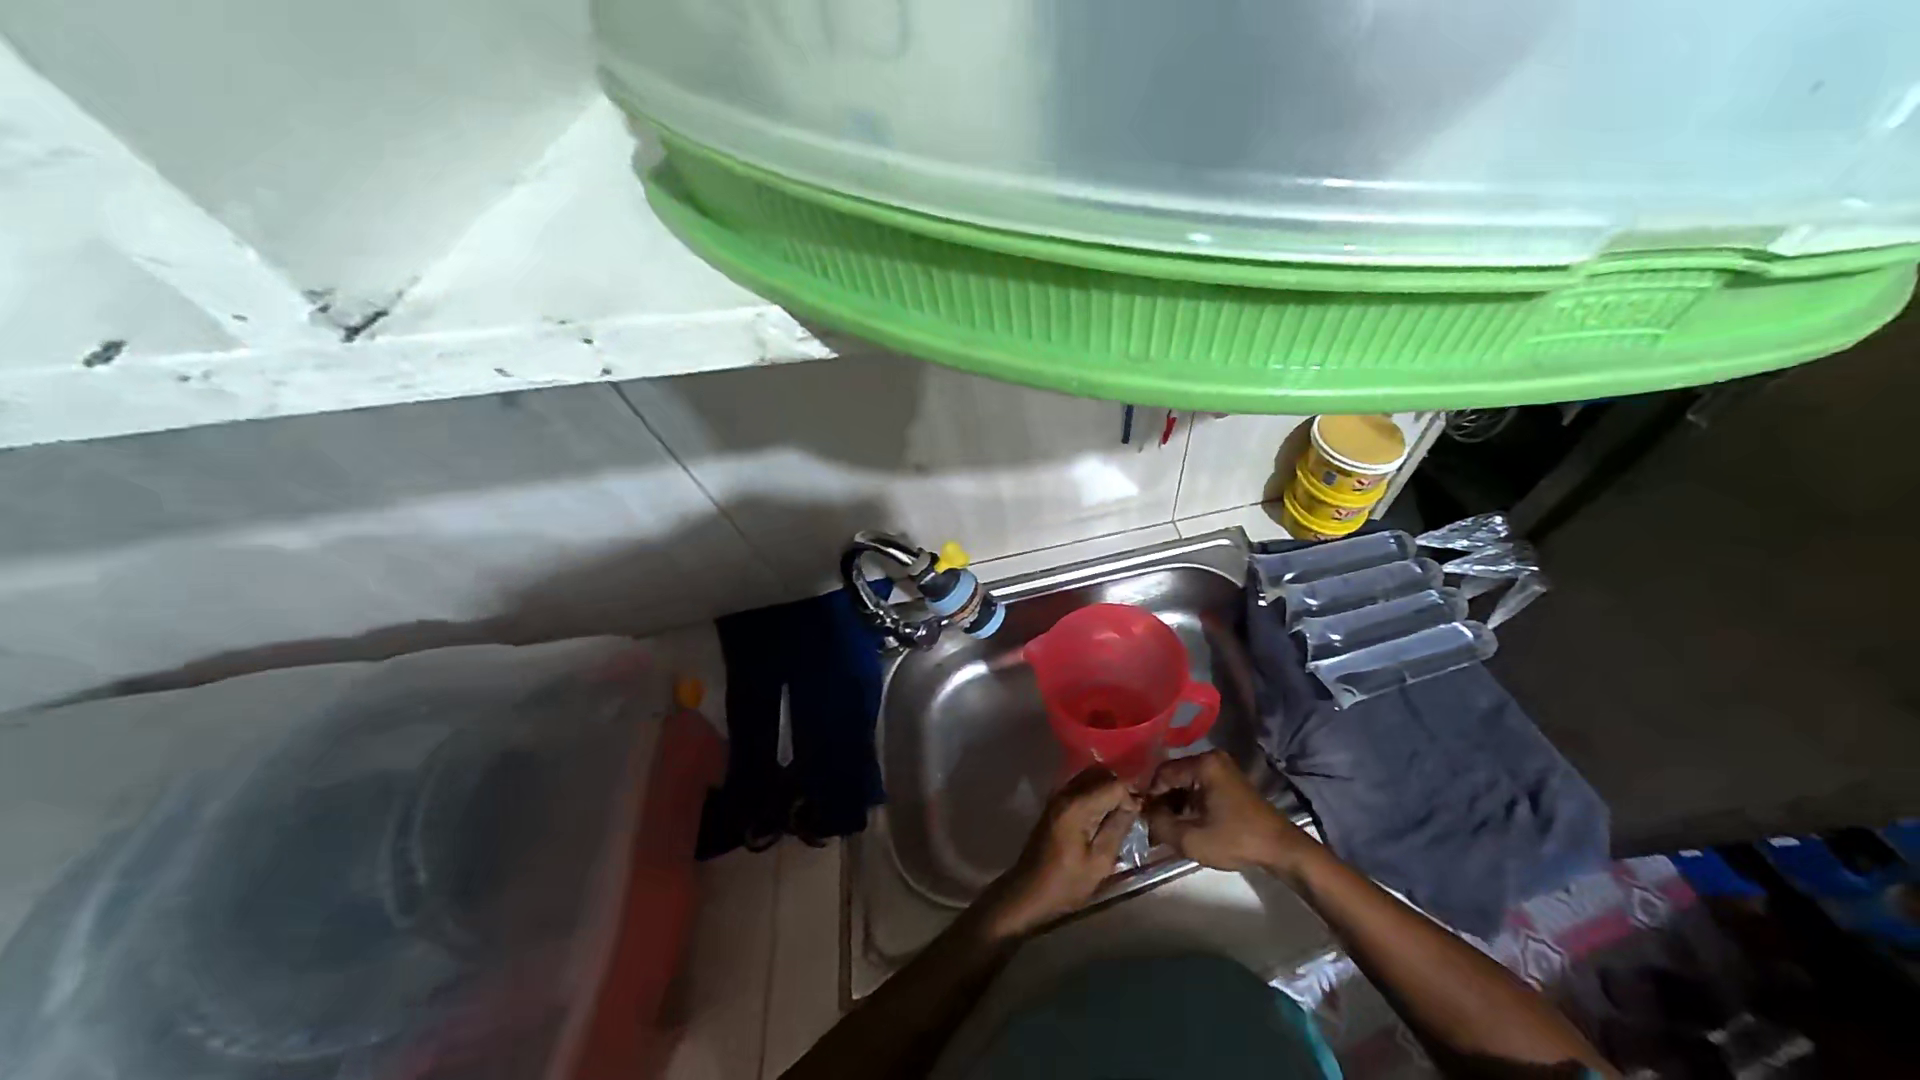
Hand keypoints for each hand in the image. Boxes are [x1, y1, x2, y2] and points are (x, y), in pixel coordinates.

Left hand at [977, 766, 1140, 938]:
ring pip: (1090, 777)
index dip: (1130, 797)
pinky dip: (1095, 794)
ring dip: (1107, 790)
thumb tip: (1134, 803)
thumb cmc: (1066, 883)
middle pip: (1100, 774)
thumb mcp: (1100, 862)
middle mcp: (1064, 792)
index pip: (1113, 784)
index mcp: (1076, 806)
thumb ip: (1118, 827)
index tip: (1138, 816)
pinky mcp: (1054, 803)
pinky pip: (1080, 787)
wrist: (1029, 891)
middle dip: (1119, 789)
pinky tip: (1103, 816)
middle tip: (1132, 813)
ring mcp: (1056, 795)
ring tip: (1120, 815)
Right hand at [1144, 751, 1316, 874]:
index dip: (1149, 796)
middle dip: (1162, 801)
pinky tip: (1185, 823)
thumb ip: (1159, 824)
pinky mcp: (1228, 781)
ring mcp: (1222, 769)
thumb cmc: (1236, 840)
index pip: (1161, 774)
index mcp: (1203, 764)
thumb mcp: (1190, 839)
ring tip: (1167, 827)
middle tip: (1153, 824)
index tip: (1142, 817)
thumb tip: (1143, 814)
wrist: (1281, 850)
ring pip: (1184, 783)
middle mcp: (1211, 758)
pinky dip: (1188, 803)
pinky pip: (1197, 787)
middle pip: (1172, 776)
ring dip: (1174, 804)